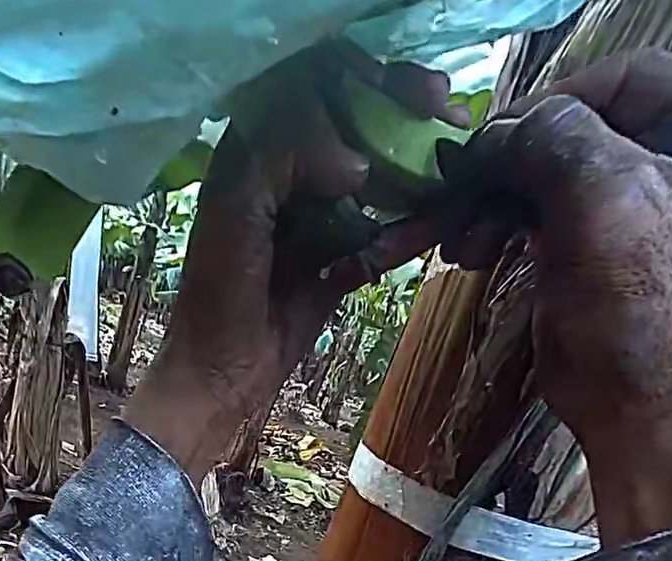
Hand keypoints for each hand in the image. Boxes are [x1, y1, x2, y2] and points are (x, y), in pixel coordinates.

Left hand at [121, 51, 449, 479]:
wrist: (224, 371)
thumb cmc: (219, 291)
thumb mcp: (238, 208)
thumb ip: (287, 157)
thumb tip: (359, 161)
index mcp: (254, 155)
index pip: (311, 93)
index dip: (358, 80)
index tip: (398, 85)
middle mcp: (289, 181)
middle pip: (350, 131)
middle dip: (398, 114)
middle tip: (443, 107)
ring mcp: (317, 224)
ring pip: (372, 184)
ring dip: (412, 169)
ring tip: (452, 155)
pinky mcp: (337, 265)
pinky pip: (379, 239)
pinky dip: (408, 230)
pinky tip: (438, 217)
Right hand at [440, 50, 671, 543]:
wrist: (650, 420)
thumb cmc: (648, 312)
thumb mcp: (610, 203)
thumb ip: (557, 140)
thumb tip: (498, 130)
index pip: (628, 78)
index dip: (553, 102)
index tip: (492, 142)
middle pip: (580, 134)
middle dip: (512, 167)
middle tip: (461, 196)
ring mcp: (635, 217)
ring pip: (551, 182)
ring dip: (497, 204)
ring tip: (462, 242)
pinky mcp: (596, 260)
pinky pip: (542, 224)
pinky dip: (503, 232)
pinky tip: (476, 252)